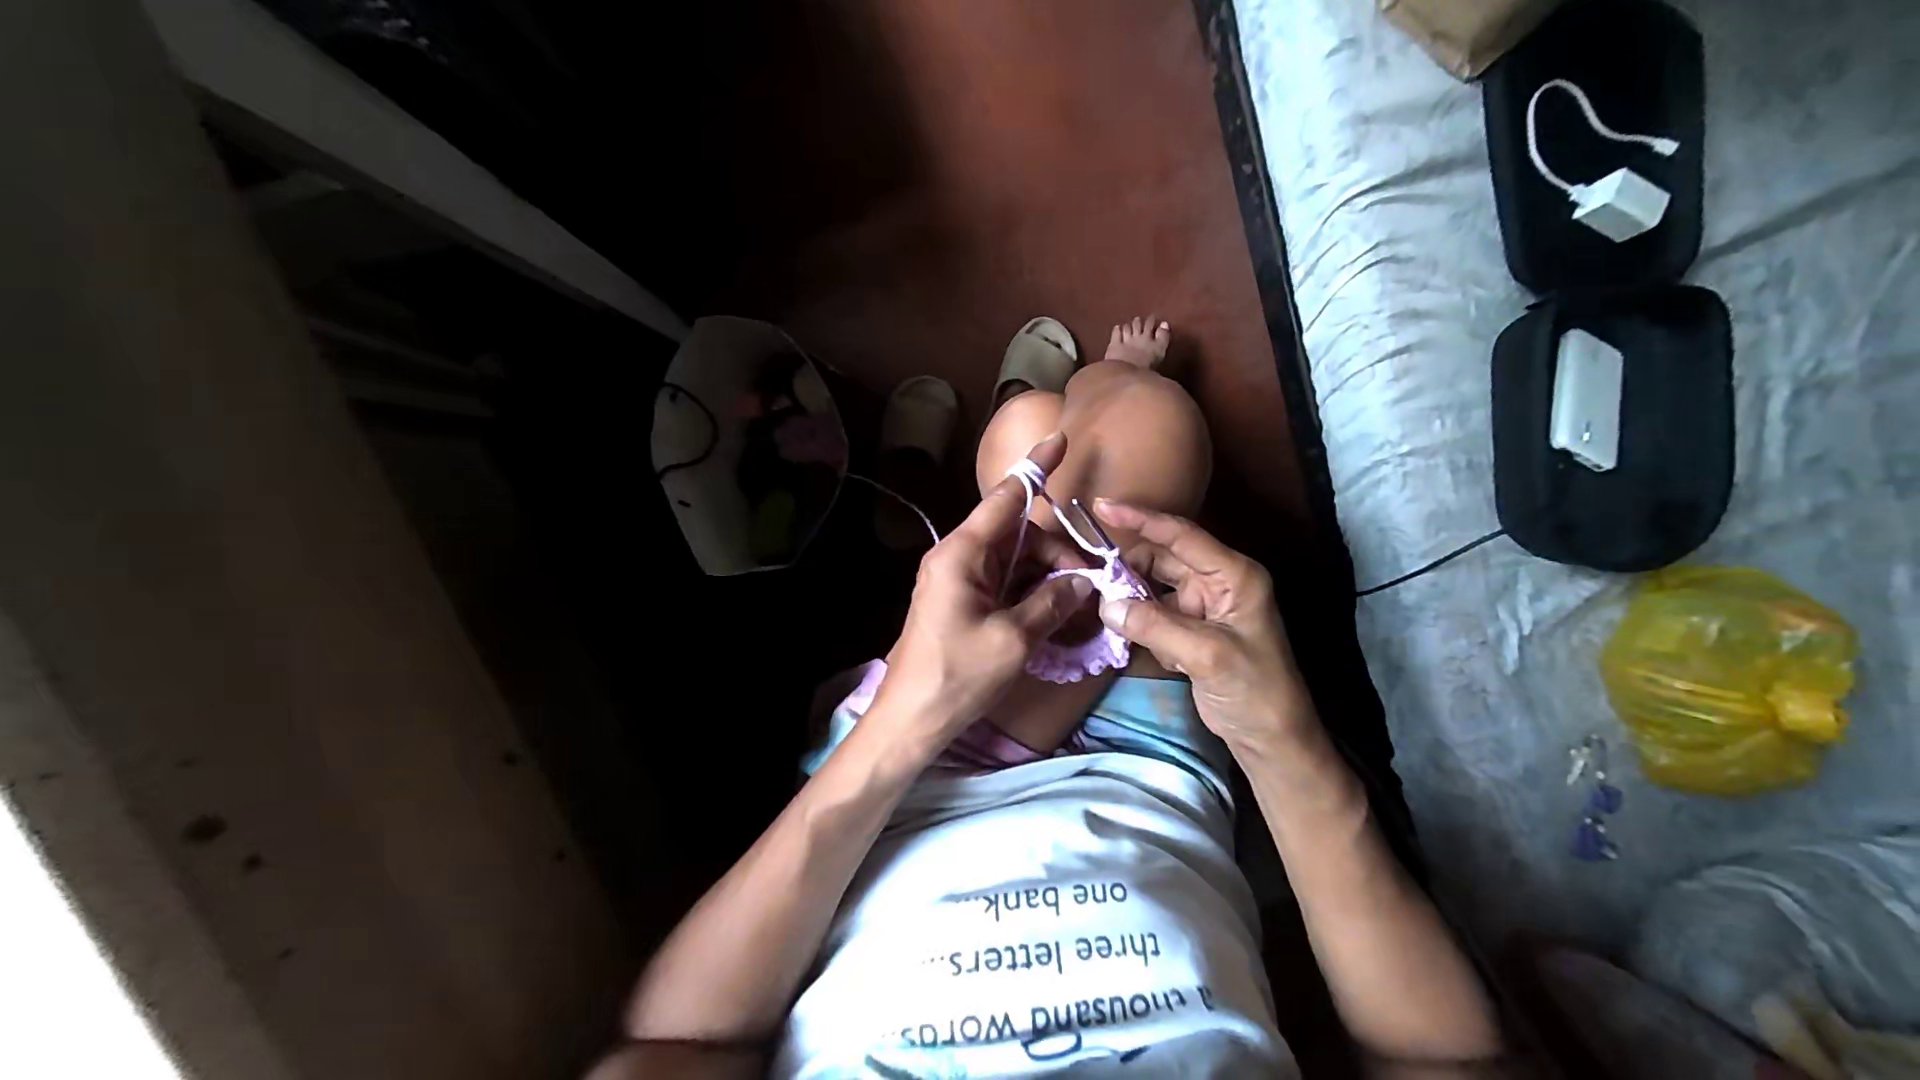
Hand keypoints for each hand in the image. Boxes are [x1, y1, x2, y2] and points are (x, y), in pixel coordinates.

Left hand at [867, 434, 1094, 755]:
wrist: (910, 719)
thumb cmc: (956, 676)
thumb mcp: (1014, 640)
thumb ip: (1052, 603)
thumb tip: (1083, 580)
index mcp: (961, 554)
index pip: (1005, 498)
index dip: (1035, 468)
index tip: (1059, 437)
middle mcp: (957, 558)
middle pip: (1016, 534)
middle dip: (1055, 551)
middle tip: (1087, 584)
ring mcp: (957, 580)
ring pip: (1012, 560)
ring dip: (1045, 575)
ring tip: (1075, 604)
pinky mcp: (961, 602)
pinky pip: (1002, 583)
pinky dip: (1029, 592)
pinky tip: (1052, 614)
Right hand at [1093, 500, 1315, 752]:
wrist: (1271, 737)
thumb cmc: (1254, 690)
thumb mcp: (1206, 655)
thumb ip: (1155, 625)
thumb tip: (1106, 604)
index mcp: (1233, 575)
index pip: (1181, 535)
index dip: (1141, 518)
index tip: (1102, 506)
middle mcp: (1217, 582)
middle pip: (1162, 557)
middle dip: (1128, 564)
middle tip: (1092, 577)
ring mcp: (1203, 605)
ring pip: (1154, 583)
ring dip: (1129, 592)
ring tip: (1102, 604)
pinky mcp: (1190, 627)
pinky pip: (1154, 610)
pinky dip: (1136, 616)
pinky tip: (1124, 630)